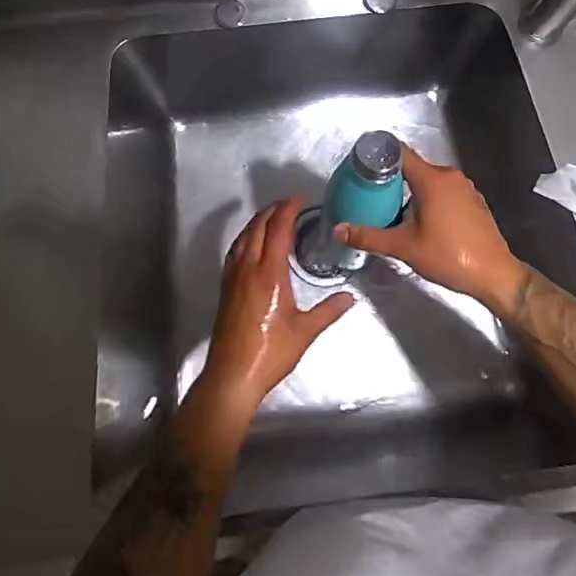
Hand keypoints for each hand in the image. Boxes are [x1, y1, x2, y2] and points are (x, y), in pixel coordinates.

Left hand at [196, 196, 355, 417]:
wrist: (232, 376)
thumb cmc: (271, 352)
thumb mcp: (305, 331)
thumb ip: (329, 310)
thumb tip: (350, 297)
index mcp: (269, 273)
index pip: (278, 229)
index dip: (288, 209)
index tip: (300, 198)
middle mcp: (248, 269)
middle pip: (258, 227)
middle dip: (273, 209)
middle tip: (290, 203)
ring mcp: (233, 278)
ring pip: (243, 237)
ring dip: (257, 221)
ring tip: (273, 216)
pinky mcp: (226, 289)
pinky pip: (235, 252)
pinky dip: (246, 237)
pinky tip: (252, 243)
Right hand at [335, 144, 526, 309]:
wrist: (494, 273)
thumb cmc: (449, 256)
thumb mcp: (404, 247)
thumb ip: (369, 236)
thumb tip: (339, 231)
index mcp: (432, 179)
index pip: (400, 152)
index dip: (380, 154)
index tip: (362, 164)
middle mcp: (450, 176)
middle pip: (414, 167)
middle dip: (392, 178)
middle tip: (371, 193)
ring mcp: (465, 187)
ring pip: (429, 180)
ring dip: (411, 190)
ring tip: (392, 208)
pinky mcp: (473, 200)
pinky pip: (445, 190)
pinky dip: (430, 198)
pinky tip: (421, 218)